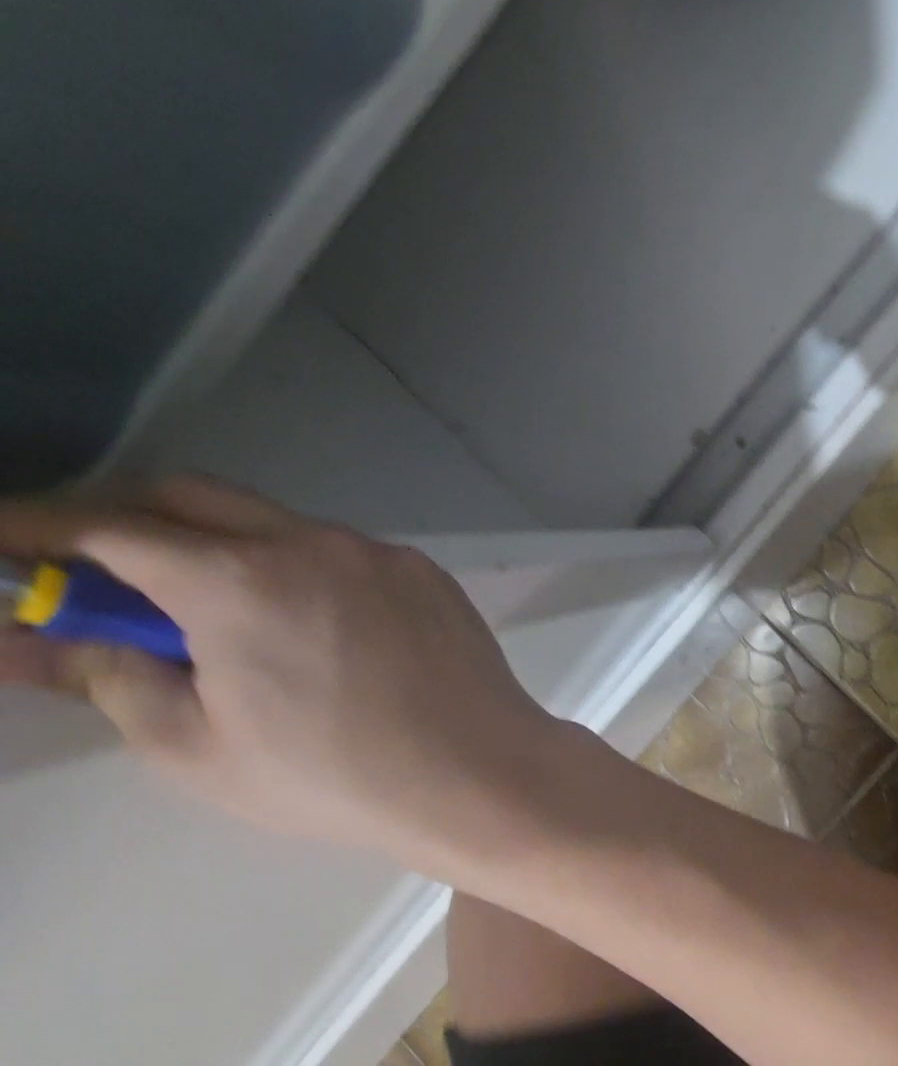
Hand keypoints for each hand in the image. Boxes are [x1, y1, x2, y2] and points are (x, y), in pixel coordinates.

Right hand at [0, 477, 572, 863]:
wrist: (476, 768)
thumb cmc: (328, 773)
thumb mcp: (190, 742)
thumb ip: (101, 675)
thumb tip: (18, 637)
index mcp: (240, 579)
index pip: (114, 529)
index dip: (40, 529)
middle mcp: (315, 543)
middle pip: (197, 499)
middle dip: (127, 521)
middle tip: (93, 577)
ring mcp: (381, 552)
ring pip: (276, 523)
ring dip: (220, 548)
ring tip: (204, 617)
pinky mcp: (425, 571)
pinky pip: (341, 551)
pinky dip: (295, 568)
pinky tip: (301, 628)